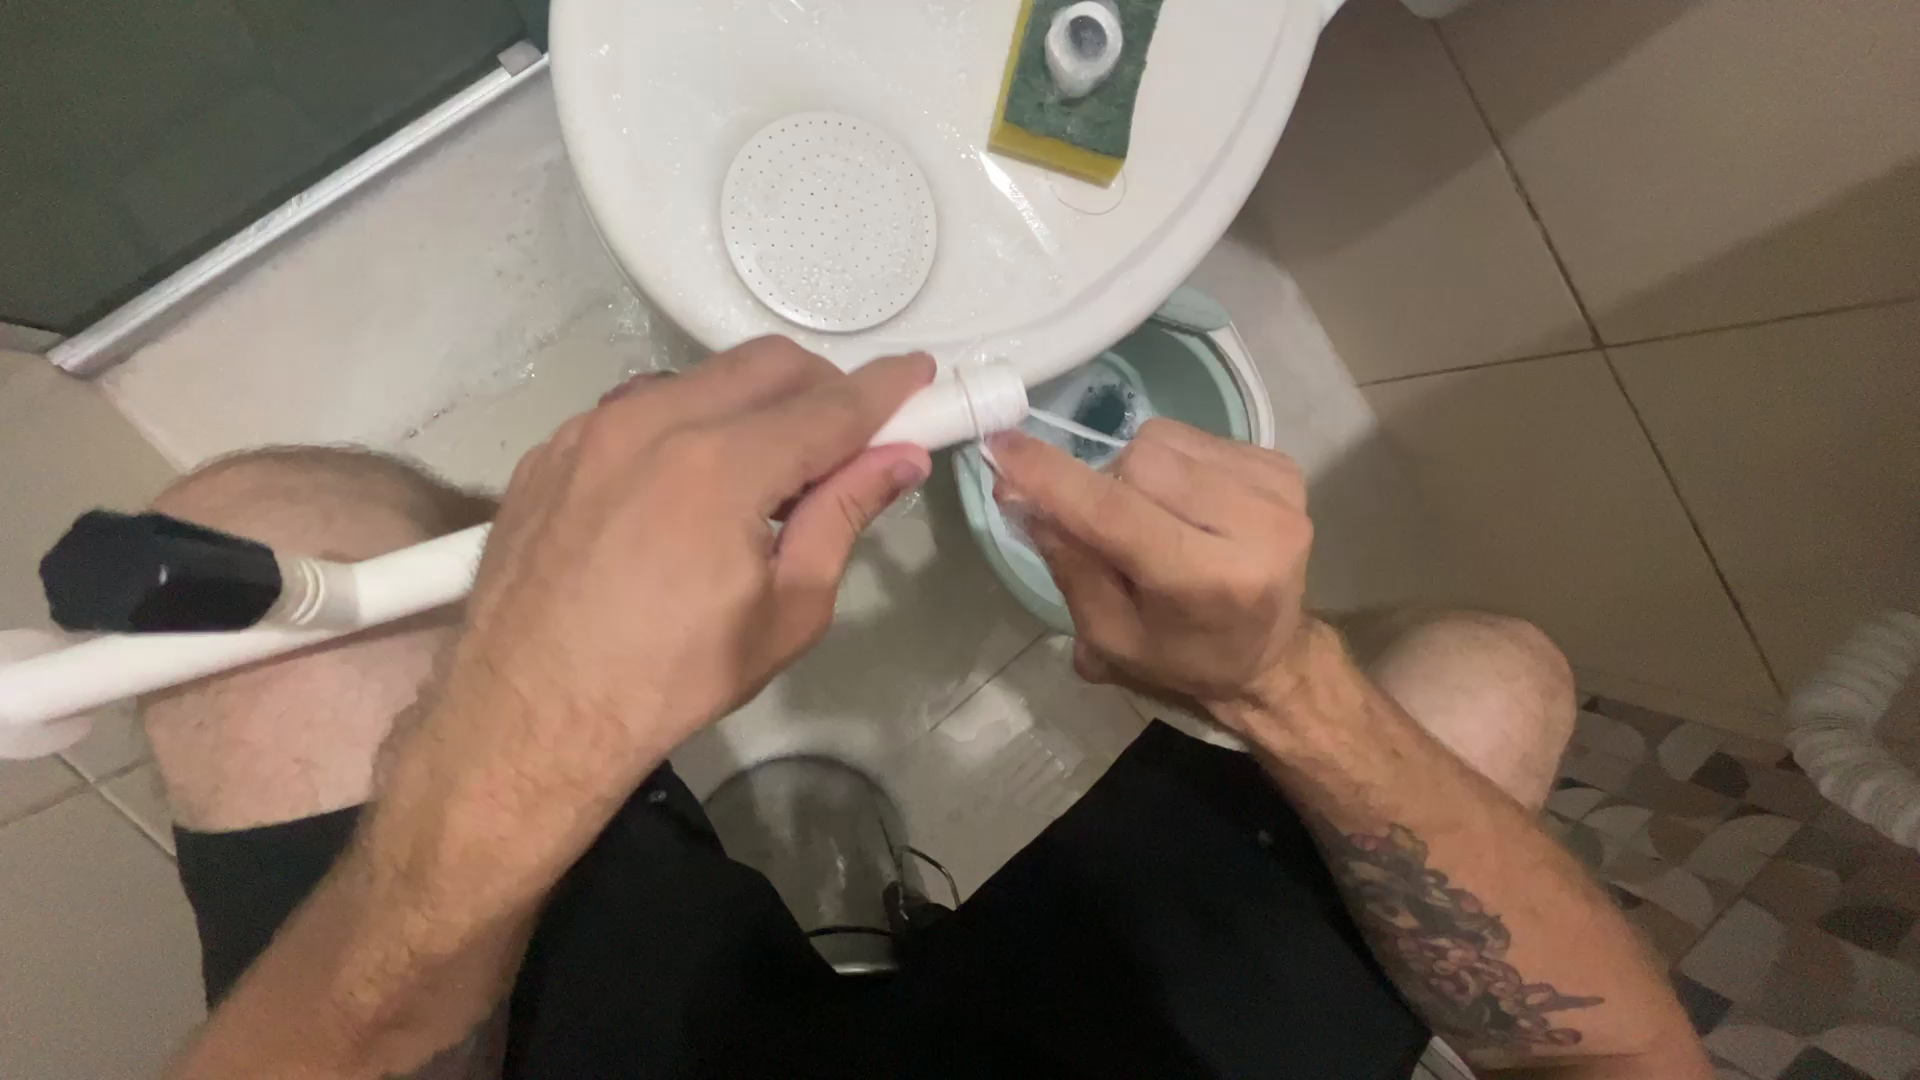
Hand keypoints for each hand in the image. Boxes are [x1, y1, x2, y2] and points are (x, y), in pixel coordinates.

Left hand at [435, 337, 933, 805]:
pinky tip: (690, 484)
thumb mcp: (789, 609)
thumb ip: (845, 515)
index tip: (920, 377)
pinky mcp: (554, 447)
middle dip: (826, 386)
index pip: (832, 406)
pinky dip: (694, 422)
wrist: (527, 719)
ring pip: (705, 376)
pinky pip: (645, 406)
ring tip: (766, 474)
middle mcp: (655, 421)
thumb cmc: (675, 678)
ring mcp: (594, 427)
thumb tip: (899, 460)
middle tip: (849, 439)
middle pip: (769, 364)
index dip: (888, 390)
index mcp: (723, 467)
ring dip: (758, 403)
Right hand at [989, 419, 1313, 730]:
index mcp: (1209, 582)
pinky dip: (1168, 464)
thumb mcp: (1108, 632)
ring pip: (1162, 440)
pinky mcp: (1284, 465)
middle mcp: (1256, 526)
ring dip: (1134, 472)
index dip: (1052, 479)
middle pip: (1138, 462)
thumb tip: (1017, 491)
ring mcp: (1277, 490)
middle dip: (1102, 486)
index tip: (1000, 449)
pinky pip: (1192, 437)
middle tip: (1105, 529)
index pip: (1115, 515)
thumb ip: (1066, 561)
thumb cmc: (1180, 655)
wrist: (1271, 654)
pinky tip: (1182, 504)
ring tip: (1150, 517)